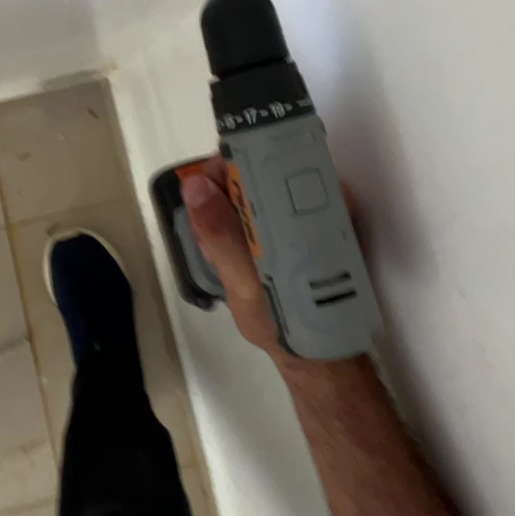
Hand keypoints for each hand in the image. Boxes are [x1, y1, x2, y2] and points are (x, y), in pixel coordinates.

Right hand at [179, 157, 302, 364]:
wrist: (314, 358)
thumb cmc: (286, 321)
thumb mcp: (247, 281)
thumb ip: (222, 233)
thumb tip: (196, 185)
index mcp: (318, 202)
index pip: (268, 156)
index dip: (229, 167)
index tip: (205, 191)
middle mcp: (318, 199)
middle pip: (257, 171)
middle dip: (222, 196)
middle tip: (210, 235)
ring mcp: (307, 214)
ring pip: (253, 191)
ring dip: (226, 215)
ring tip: (220, 251)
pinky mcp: (297, 228)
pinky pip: (258, 209)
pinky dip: (236, 225)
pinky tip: (229, 253)